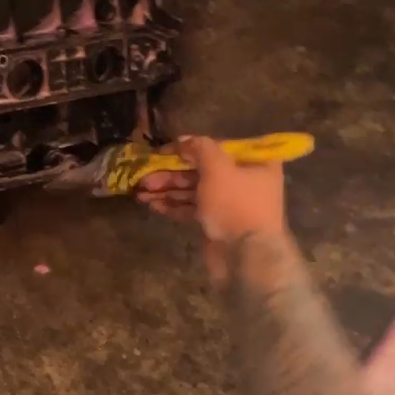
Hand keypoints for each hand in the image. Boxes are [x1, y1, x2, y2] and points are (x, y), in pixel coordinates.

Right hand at [136, 135, 286, 284]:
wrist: (245, 254)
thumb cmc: (235, 203)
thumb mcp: (217, 167)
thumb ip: (199, 148)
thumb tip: (183, 139)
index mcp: (253, 163)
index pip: (217, 147)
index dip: (189, 148)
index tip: (164, 152)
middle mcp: (244, 180)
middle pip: (201, 170)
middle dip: (170, 174)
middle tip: (145, 177)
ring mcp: (229, 203)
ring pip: (193, 191)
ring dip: (167, 190)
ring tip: (141, 193)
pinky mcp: (216, 222)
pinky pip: (192, 209)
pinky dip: (173, 206)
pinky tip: (153, 206)